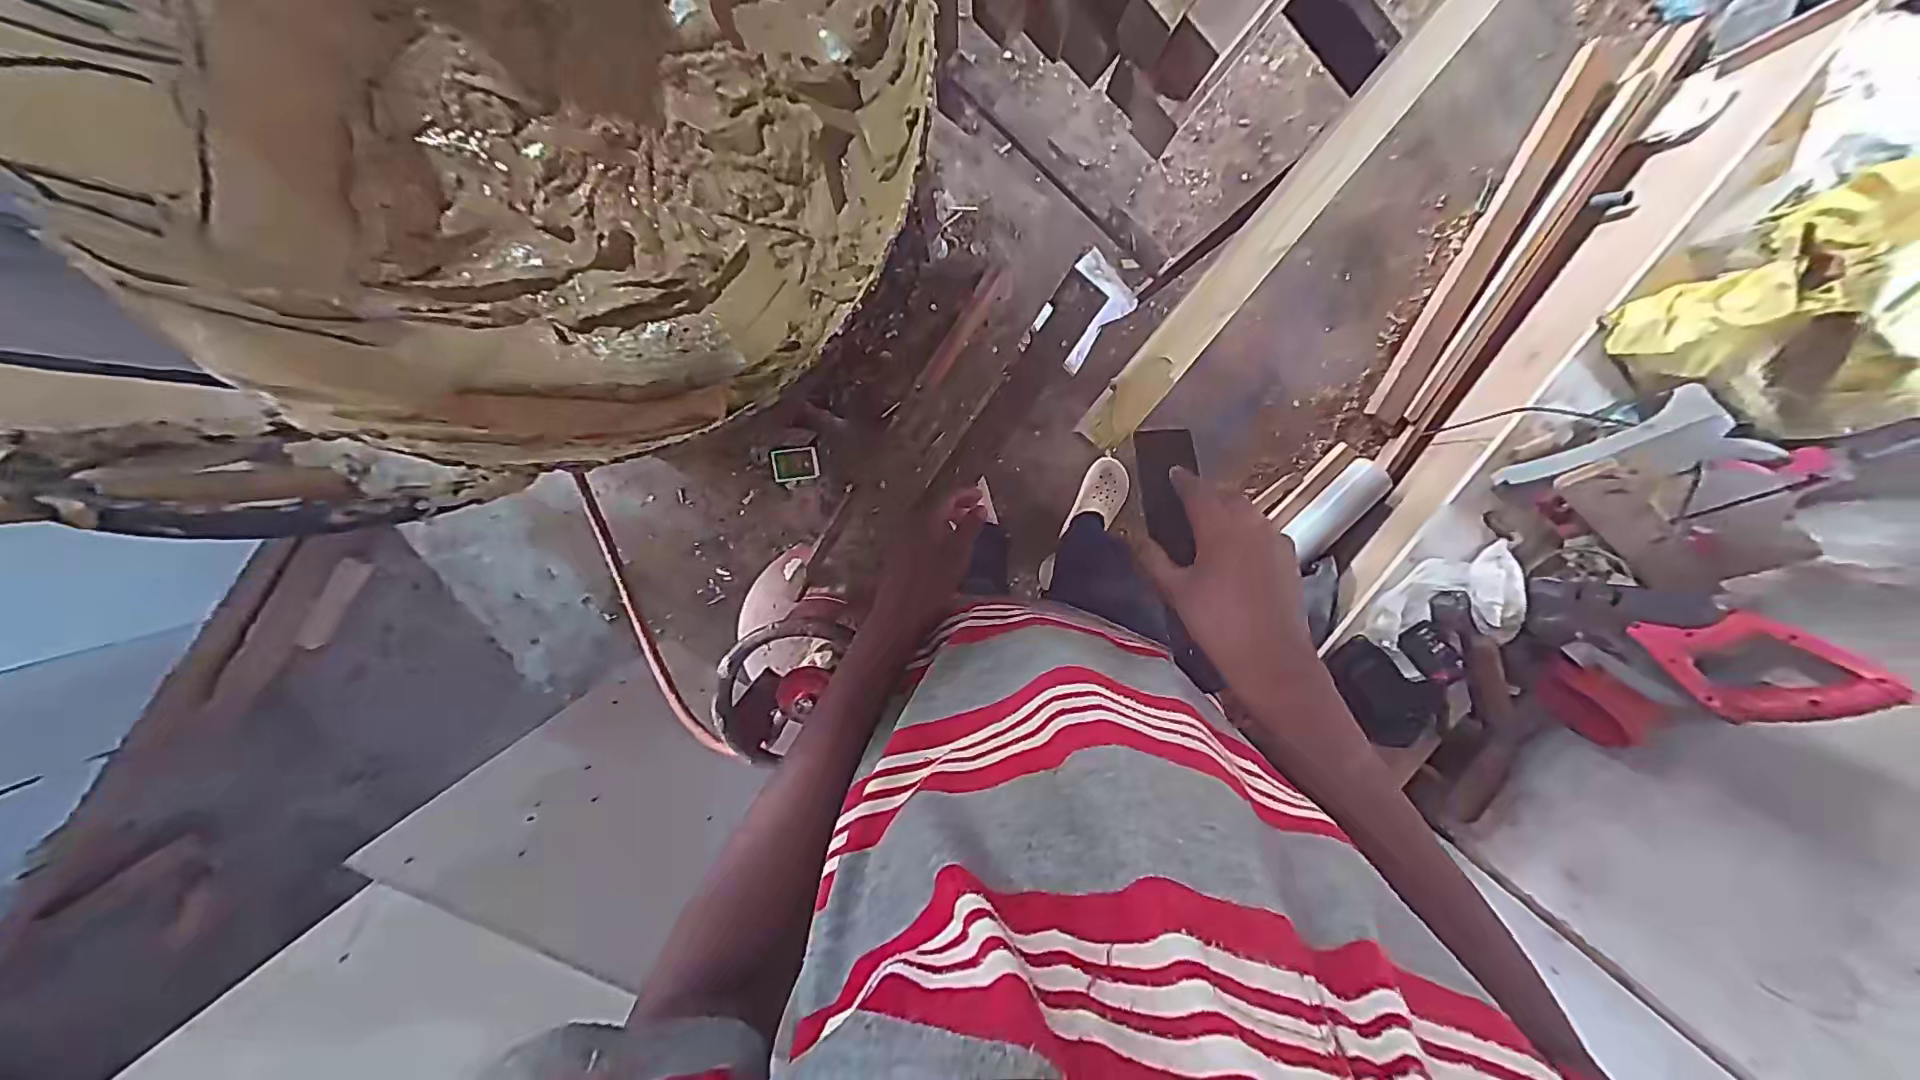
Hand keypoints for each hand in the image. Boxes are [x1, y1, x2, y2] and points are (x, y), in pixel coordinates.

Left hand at [869, 485, 985, 638]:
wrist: (901, 613)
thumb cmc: (935, 582)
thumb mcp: (960, 552)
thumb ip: (971, 527)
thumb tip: (980, 508)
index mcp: (927, 517)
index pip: (948, 494)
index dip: (966, 492)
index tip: (981, 495)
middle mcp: (912, 522)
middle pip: (936, 505)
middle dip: (957, 505)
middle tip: (976, 510)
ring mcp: (902, 538)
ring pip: (928, 520)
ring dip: (947, 520)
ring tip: (965, 529)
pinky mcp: (899, 554)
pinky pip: (921, 533)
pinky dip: (937, 532)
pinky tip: (946, 547)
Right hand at [1133, 468, 1313, 680]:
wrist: (1272, 658)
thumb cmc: (1219, 624)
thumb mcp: (1174, 592)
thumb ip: (1153, 559)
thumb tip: (1136, 538)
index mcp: (1219, 526)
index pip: (1197, 489)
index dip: (1181, 480)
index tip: (1171, 474)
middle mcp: (1251, 523)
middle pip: (1226, 496)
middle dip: (1206, 495)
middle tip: (1185, 505)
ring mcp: (1275, 539)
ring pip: (1248, 512)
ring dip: (1227, 512)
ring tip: (1208, 529)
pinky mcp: (1289, 558)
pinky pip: (1263, 532)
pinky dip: (1246, 533)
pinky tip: (1235, 555)